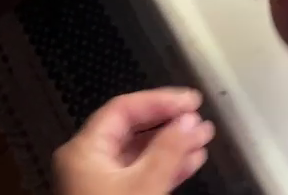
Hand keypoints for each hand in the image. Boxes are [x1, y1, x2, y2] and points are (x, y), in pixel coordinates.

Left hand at [53, 88, 215, 194]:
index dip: (160, 101)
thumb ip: (168, 151)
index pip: (124, 109)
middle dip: (168, 124)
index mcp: (84, 149)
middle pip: (132, 130)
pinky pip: (140, 176)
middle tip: (200, 119)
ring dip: (171, 146)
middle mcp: (87, 162)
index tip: (192, 101)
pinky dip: (164, 168)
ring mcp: (98, 185)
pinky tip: (191, 164)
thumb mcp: (144, 188)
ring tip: (203, 139)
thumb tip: (190, 120)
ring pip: (139, 155)